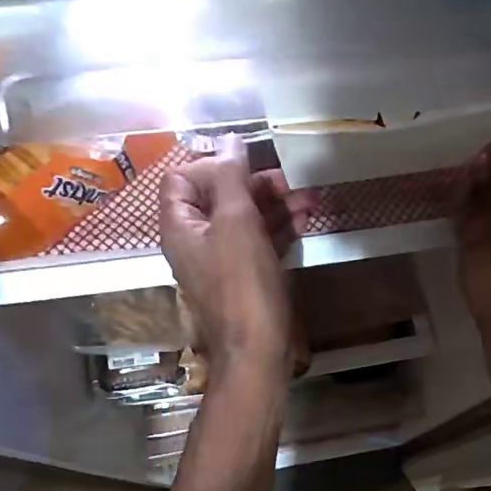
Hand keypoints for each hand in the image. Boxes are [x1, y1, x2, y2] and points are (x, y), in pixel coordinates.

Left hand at [160, 138, 307, 378]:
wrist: (259, 350)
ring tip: (310, 198)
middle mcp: (196, 240)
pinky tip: (306, 219)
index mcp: (180, 226)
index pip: (182, 179)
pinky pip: (259, 240)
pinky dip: (279, 228)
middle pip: (219, 195)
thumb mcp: (236, 222)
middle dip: (254, 183)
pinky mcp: (247, 274)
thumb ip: (230, 176)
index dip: (211, 165)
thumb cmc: (243, 284)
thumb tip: (228, 139)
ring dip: (275, 204)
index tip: (246, 165)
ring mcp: (223, 259)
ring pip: (245, 217)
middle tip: (288, 180)